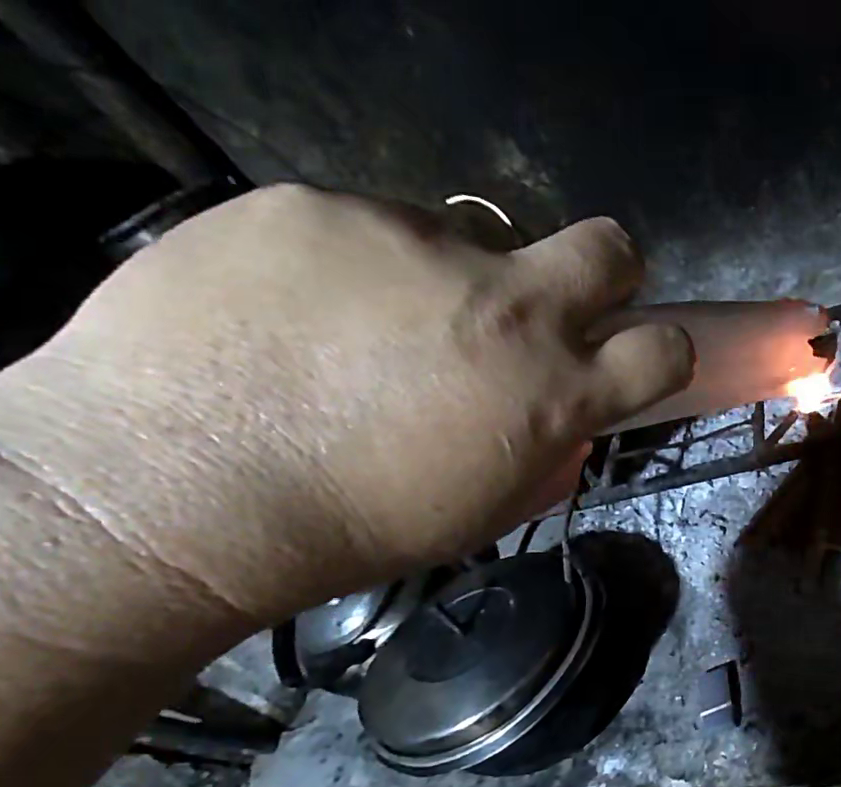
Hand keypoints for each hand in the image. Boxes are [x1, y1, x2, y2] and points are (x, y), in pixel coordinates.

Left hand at [0, 185, 693, 619]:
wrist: (175, 492)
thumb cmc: (356, 527)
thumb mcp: (487, 504)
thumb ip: (543, 440)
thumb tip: (556, 408)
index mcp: (554, 388)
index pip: (664, 348)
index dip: (661, 349)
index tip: (632, 355)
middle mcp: (508, 303)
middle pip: (608, 247)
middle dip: (604, 272)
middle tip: (548, 303)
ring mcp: (414, 242)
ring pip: (471, 236)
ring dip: (451, 277)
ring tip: (371, 326)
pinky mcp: (318, 205)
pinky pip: (366, 225)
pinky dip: (354, 264)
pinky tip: (295, 310)